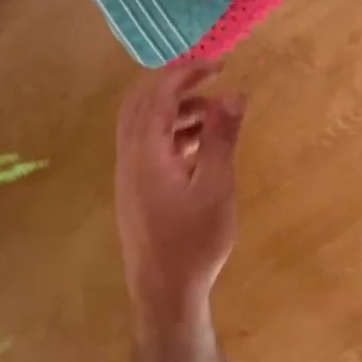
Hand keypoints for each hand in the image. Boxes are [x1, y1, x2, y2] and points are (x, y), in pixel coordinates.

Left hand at [116, 60, 244, 329]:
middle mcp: (129, 159)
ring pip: (144, 126)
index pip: (158, 95)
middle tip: (211, 78)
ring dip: (176, 110)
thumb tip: (233, 93)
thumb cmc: (193, 242)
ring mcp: (130, 177)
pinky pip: (149, 146)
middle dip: (175, 85)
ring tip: (216, 114)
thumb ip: (221, 137)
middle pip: (140, 104)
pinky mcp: (137, 193)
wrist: (165, 296)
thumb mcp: (216, 186)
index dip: (187, 73)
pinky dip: (173, 132)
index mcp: (145, 153)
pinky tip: (202, 145)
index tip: (220, 65)